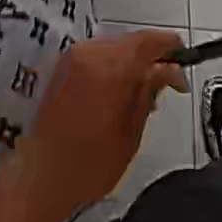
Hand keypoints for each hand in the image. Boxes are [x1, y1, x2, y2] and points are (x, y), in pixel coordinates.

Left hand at [18, 30, 189, 217]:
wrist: (38, 180)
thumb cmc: (89, 165)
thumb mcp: (131, 132)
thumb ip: (150, 92)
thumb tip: (170, 70)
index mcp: (111, 67)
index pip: (150, 40)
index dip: (172, 48)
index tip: (184, 64)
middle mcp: (91, 52)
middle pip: (132, 40)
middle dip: (152, 57)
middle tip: (166, 83)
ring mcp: (74, 56)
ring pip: (115, 46)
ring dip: (131, 61)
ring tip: (141, 92)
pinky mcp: (63, 65)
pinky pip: (97, 54)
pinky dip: (112, 65)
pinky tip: (116, 91)